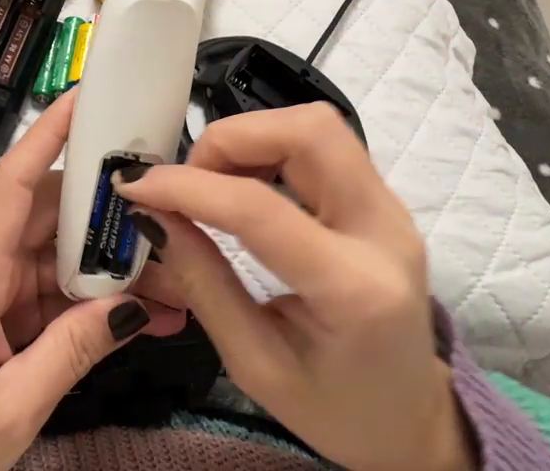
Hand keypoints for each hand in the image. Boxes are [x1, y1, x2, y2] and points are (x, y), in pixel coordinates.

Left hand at [0, 92, 186, 470]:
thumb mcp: (8, 412)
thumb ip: (71, 355)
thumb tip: (135, 306)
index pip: (11, 184)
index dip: (47, 133)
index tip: (86, 97)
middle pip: (50, 215)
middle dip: (112, 214)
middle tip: (176, 217)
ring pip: (61, 254)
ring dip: (114, 265)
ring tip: (178, 280)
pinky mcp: (0, 314)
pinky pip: (56, 292)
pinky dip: (98, 302)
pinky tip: (146, 314)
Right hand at [115, 103, 475, 470]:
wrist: (414, 424)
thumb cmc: (336, 411)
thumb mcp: (255, 366)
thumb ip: (203, 282)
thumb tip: (152, 214)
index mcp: (353, 290)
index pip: (260, 207)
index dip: (188, 185)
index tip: (136, 186)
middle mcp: (385, 232)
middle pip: (308, 132)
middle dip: (231, 138)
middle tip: (191, 180)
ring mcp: (391, 209)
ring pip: (316, 125)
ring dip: (251, 138)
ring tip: (214, 184)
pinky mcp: (383, 199)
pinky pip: (322, 143)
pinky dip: (270, 147)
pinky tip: (244, 186)